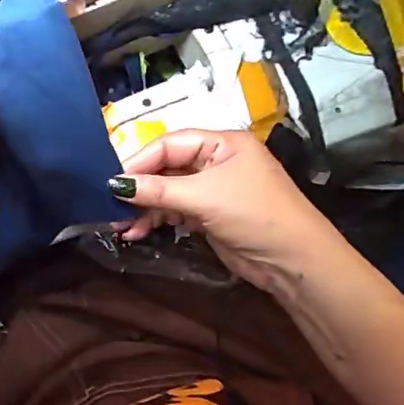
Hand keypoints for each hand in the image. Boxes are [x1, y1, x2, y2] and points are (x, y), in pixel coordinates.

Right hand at [111, 129, 353, 291]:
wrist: (294, 261)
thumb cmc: (256, 215)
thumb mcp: (203, 198)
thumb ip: (157, 190)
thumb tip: (114, 184)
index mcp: (222, 143)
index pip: (169, 144)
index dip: (139, 162)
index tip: (111, 182)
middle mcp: (214, 161)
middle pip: (164, 168)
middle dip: (138, 188)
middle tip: (110, 205)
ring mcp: (210, 188)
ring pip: (165, 192)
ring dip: (143, 208)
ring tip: (120, 225)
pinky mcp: (207, 213)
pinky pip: (172, 210)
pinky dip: (155, 220)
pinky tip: (136, 232)